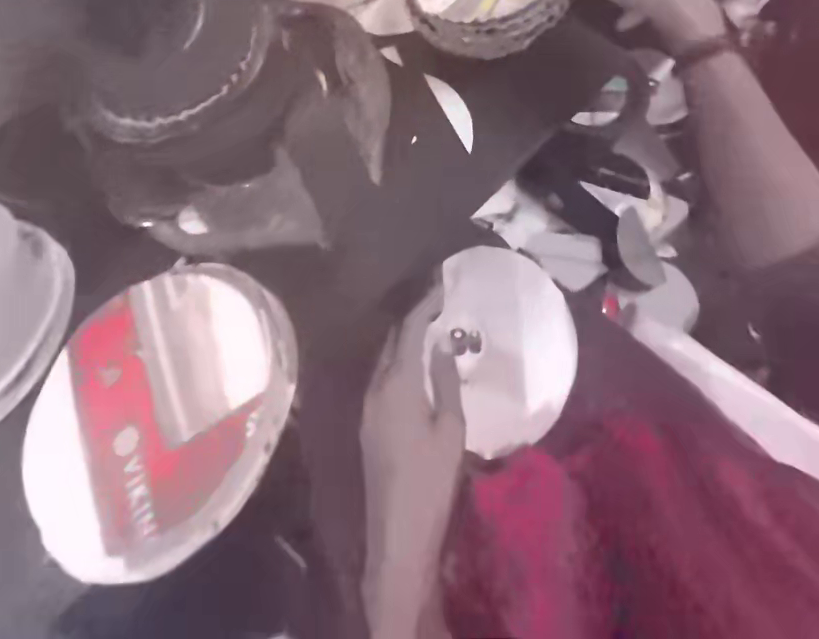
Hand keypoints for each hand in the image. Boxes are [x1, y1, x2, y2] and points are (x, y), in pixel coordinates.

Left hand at [362, 283, 463, 638]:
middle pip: (392, 341)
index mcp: (397, 384)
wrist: (397, 533)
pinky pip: (382, 377)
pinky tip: (416, 366)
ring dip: (404, 340)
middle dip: (413, 318)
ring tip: (431, 329)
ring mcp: (367, 406)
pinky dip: (399, 362)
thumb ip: (445, 381)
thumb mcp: (451, 428)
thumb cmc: (431, 479)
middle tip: (439, 305)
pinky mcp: (367, 423)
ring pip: (385, 359)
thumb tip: (441, 343)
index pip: (409, 330)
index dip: (424, 304)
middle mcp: (375, 387)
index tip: (442, 285)